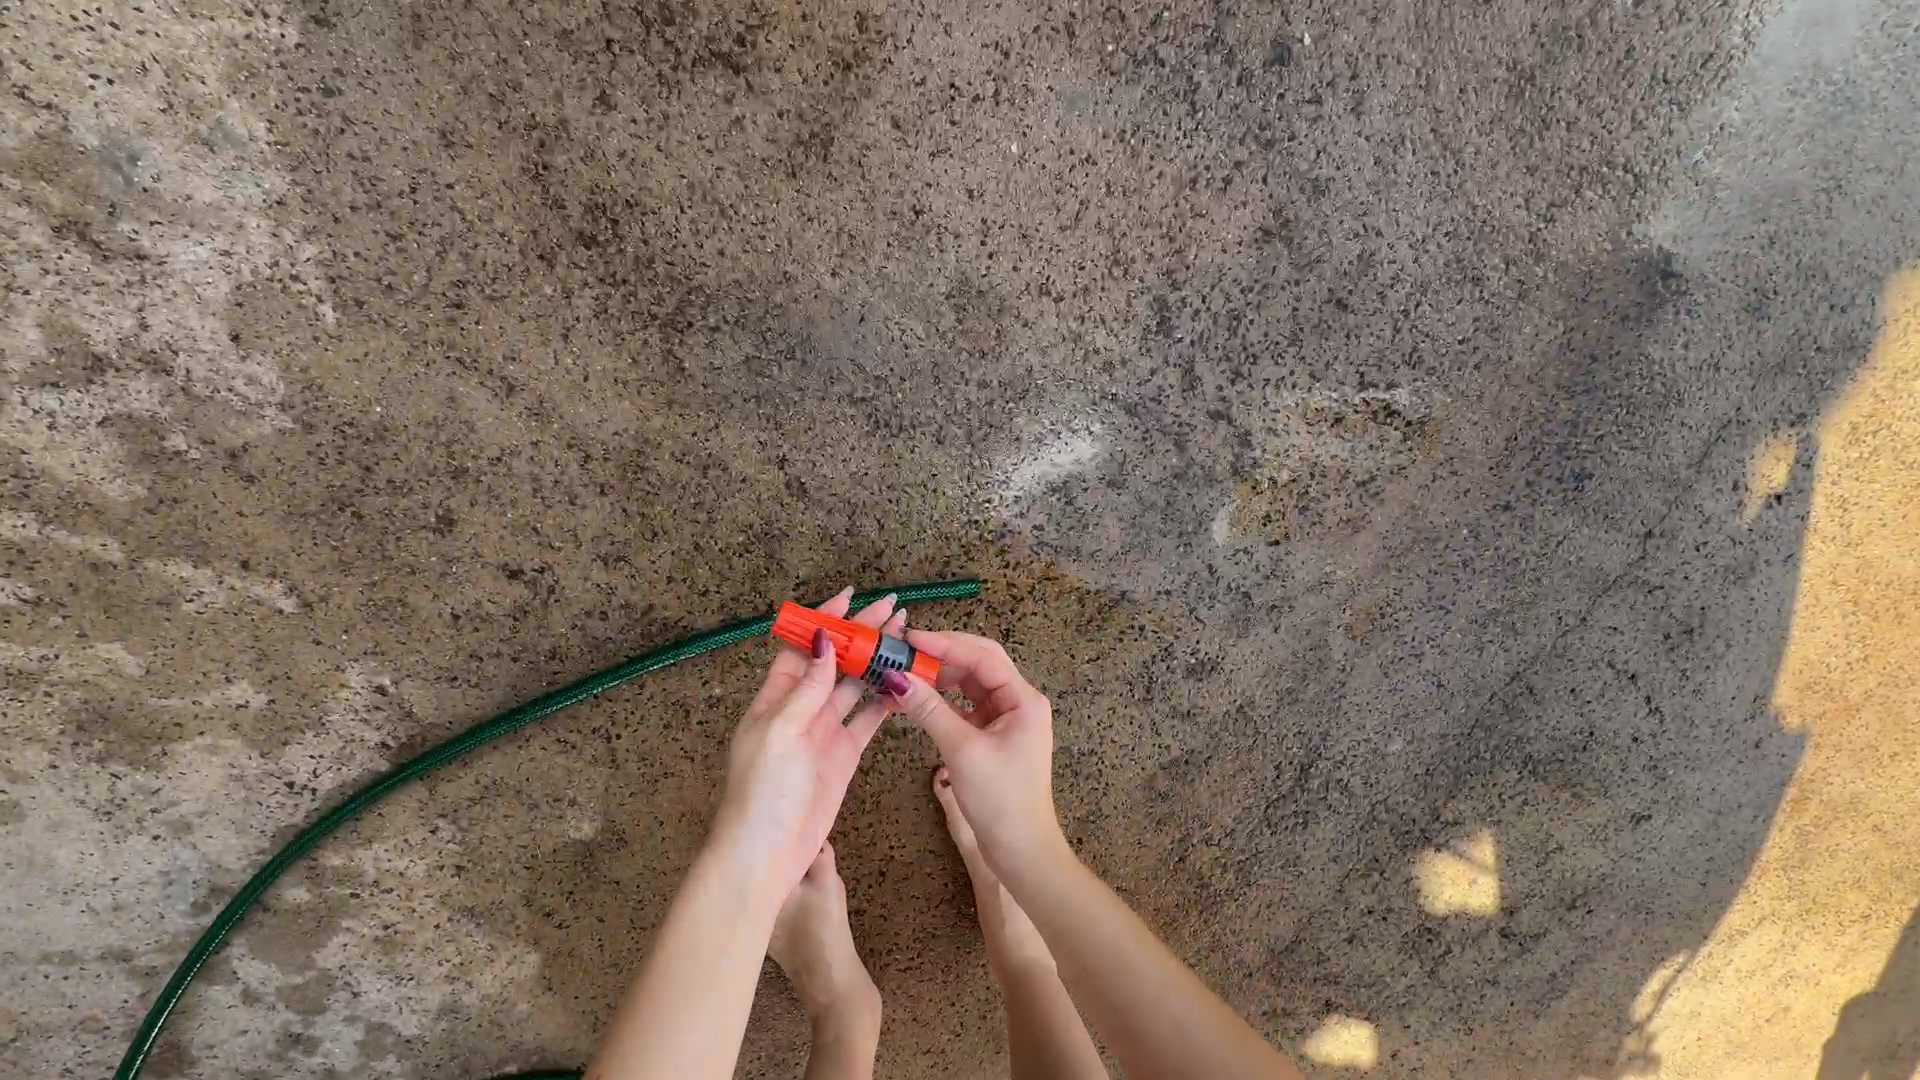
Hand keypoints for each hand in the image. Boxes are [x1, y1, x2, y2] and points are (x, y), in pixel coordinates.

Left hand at [714, 588, 904, 895]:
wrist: (768, 853)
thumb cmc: (762, 790)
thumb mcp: (779, 731)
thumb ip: (807, 688)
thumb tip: (823, 640)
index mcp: (777, 697)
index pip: (804, 646)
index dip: (824, 619)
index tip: (849, 594)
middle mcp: (802, 708)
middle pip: (835, 660)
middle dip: (861, 633)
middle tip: (892, 609)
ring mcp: (825, 730)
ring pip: (855, 685)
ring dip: (877, 661)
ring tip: (905, 637)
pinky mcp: (844, 753)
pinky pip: (868, 719)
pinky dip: (886, 700)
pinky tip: (905, 681)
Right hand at [879, 631, 1069, 879]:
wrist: (1021, 850)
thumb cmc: (1000, 800)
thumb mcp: (962, 750)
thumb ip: (930, 710)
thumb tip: (896, 677)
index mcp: (1024, 699)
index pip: (982, 656)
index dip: (945, 644)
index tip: (910, 639)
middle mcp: (1019, 702)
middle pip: (979, 663)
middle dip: (942, 654)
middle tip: (905, 650)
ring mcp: (1006, 719)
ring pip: (970, 684)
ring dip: (940, 676)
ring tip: (905, 671)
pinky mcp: (993, 736)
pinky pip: (965, 706)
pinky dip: (942, 700)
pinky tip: (917, 698)